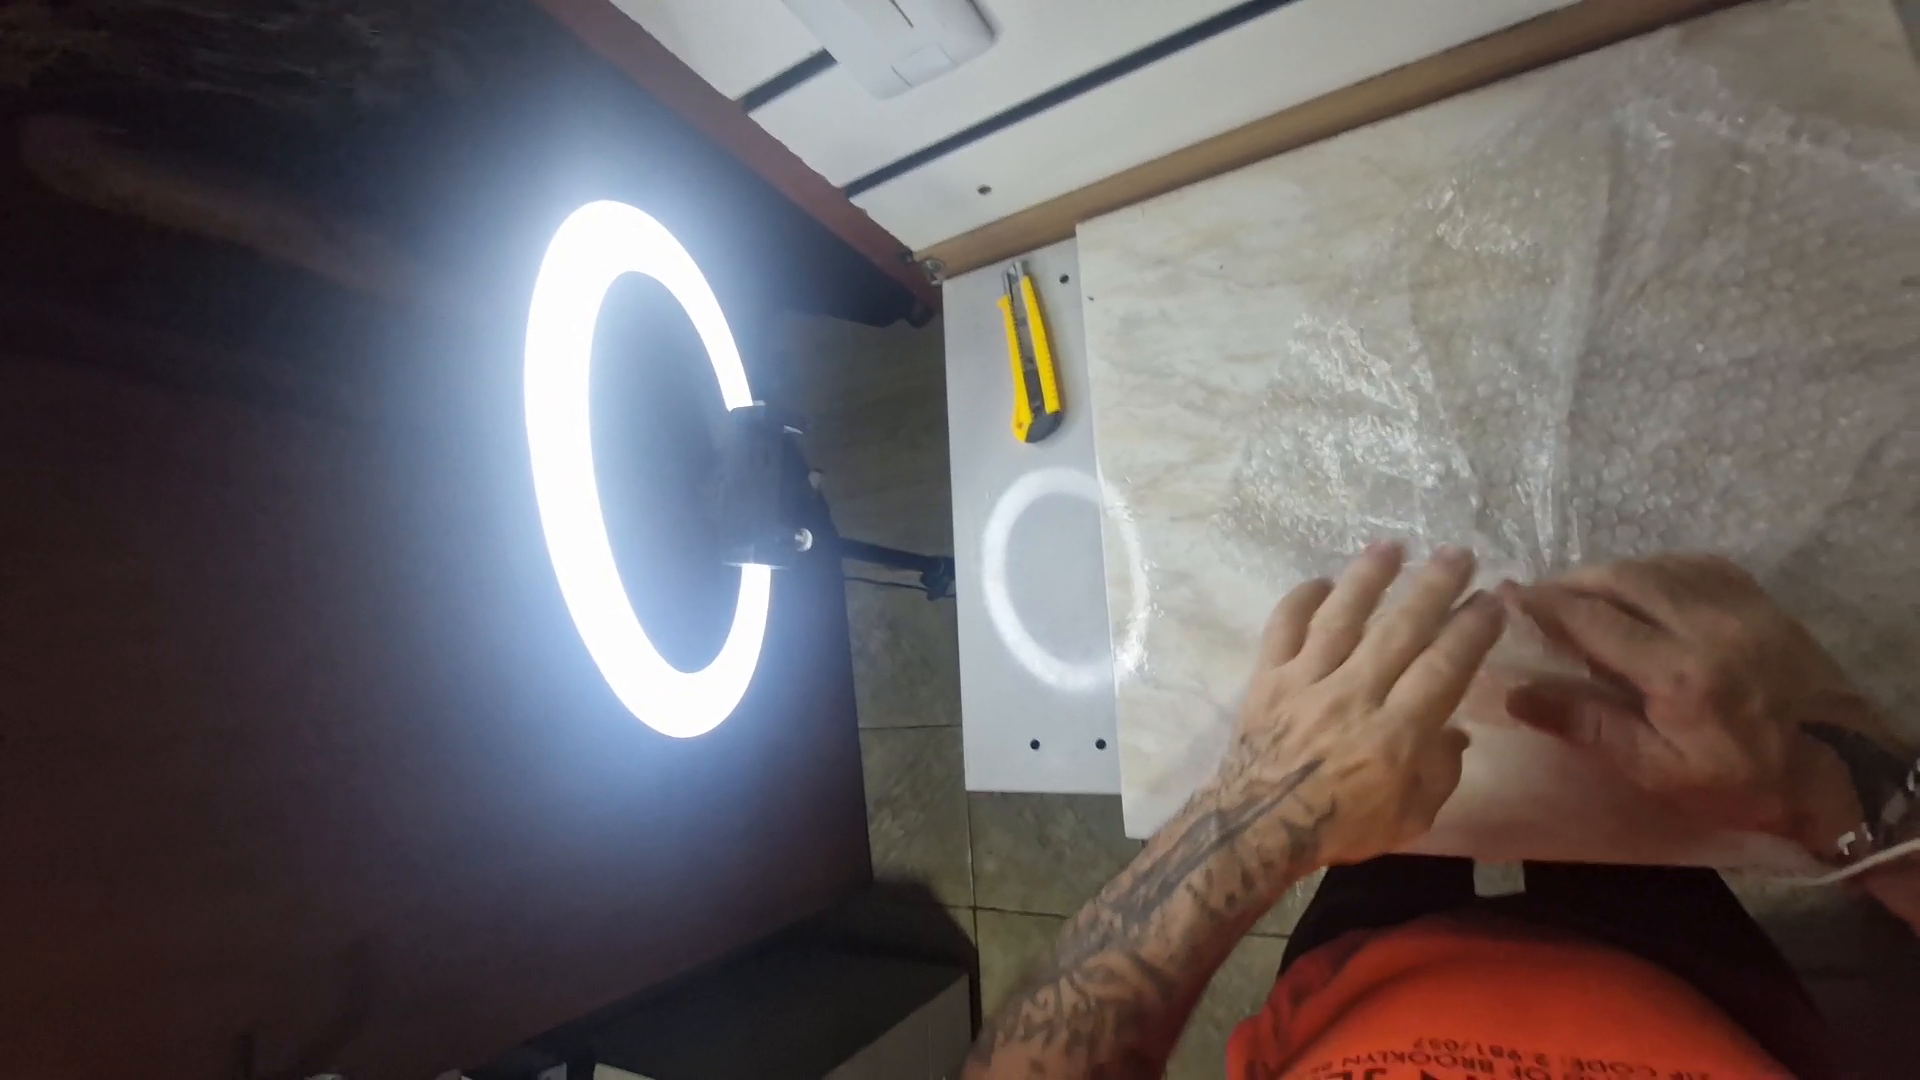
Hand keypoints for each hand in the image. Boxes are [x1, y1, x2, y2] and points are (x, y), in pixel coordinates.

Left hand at [1207, 542, 1505, 872]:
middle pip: (1399, 630)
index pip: (1443, 667)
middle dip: (1432, 588)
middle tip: (1456, 554)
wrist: (1258, 824)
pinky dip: (1299, 601)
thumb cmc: (1341, 825)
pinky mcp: (1267, 676)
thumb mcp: (1412, 816)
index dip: (1471, 629)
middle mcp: (1352, 694)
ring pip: (1340, 617)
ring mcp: (1304, 680)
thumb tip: (1453, 728)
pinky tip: (1320, 581)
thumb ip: (1439, 769)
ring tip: (1391, 546)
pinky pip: (1282, 628)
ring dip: (1368, 578)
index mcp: (1395, 732)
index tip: (1491, 599)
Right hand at [1503, 554, 1908, 855]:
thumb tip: (1514, 693)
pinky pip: (1694, 565)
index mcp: (1679, 672)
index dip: (1538, 602)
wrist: (1861, 784)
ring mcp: (1744, 609)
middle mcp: (1710, 627)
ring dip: (1605, 575)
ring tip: (1579, 596)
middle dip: (1566, 582)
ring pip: (1652, 565)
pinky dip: (1652, 570)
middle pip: (1617, 577)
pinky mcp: (1765, 605)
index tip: (1500, 595)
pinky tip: (1637, 589)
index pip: (1588, 617)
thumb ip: (1587, 726)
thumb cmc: (1747, 784)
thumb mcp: (1659, 771)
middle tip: (1534, 598)